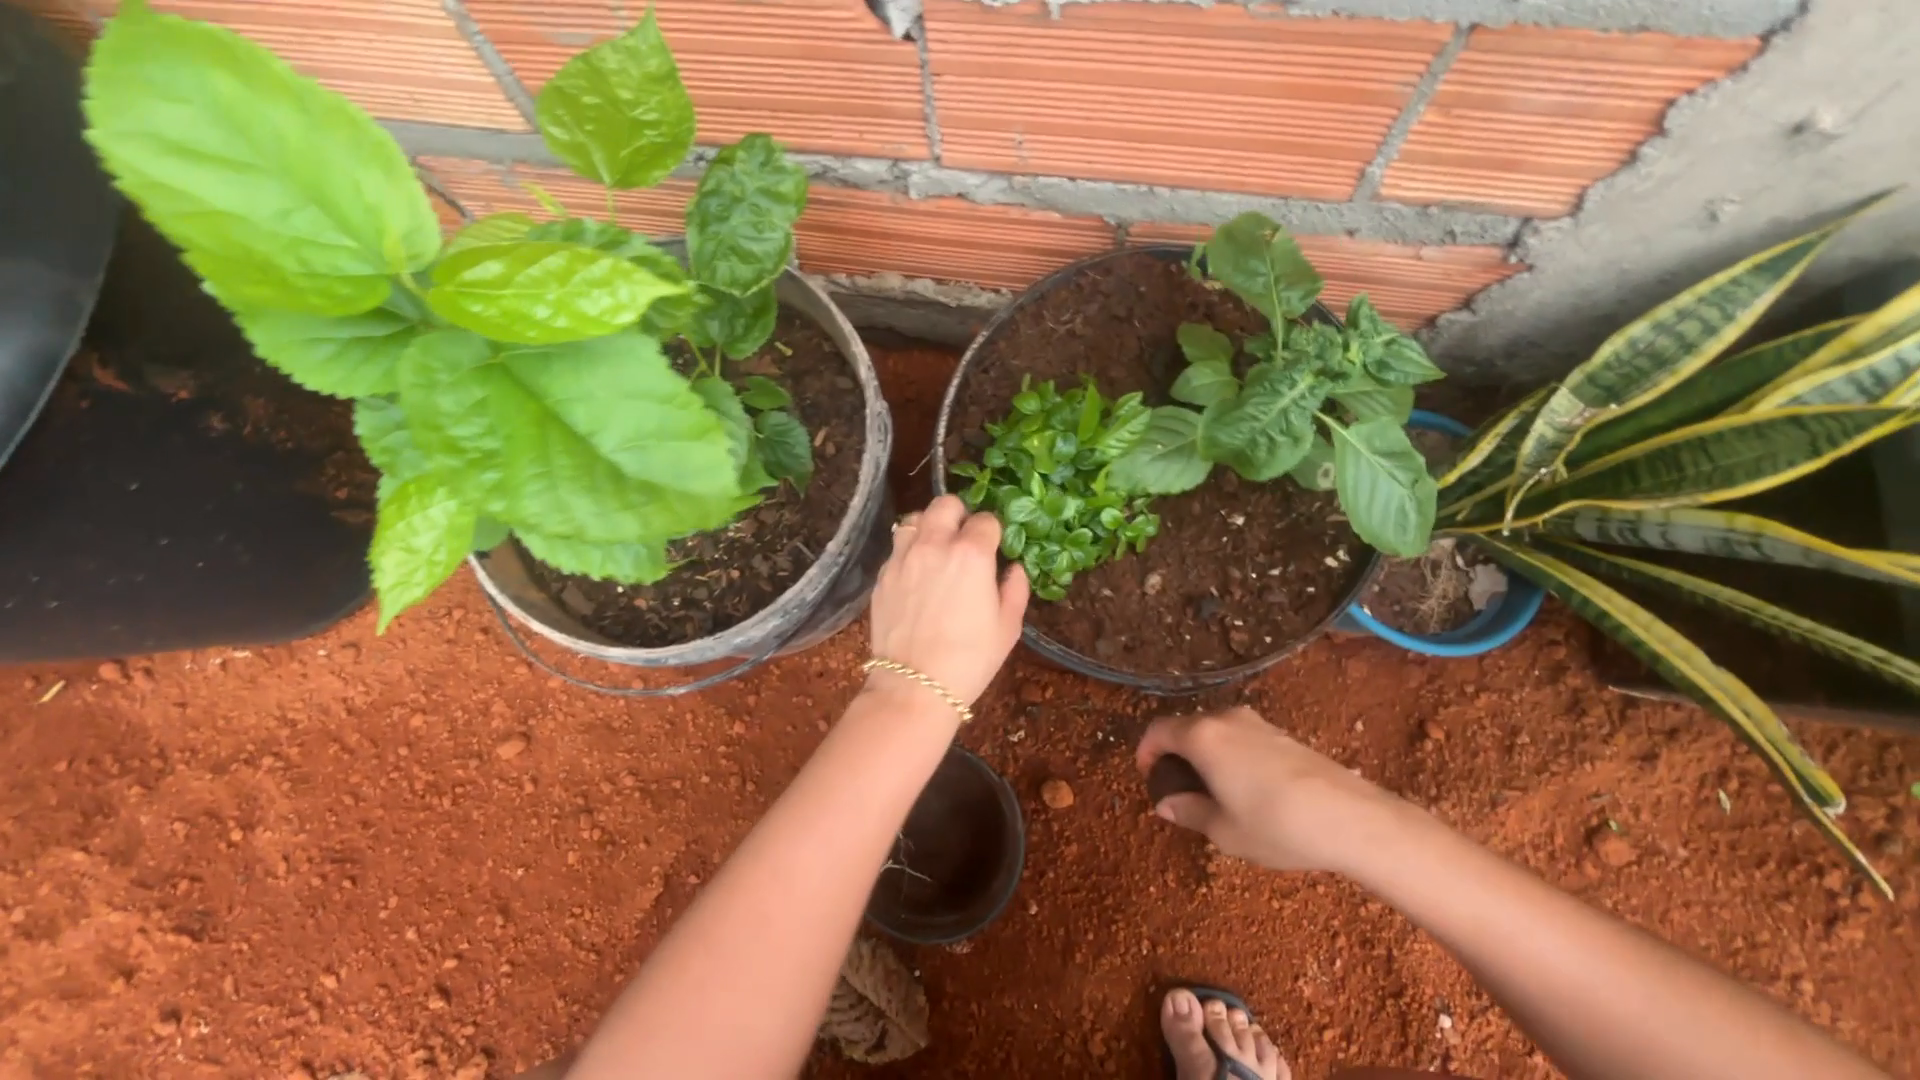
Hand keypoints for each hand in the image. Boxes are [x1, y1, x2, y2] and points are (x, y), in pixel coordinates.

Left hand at [867, 495, 1028, 709]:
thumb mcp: (1008, 627)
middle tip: (965, 538)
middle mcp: (934, 545)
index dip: (993, 533)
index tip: (995, 548)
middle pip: (945, 505)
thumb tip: (1013, 568)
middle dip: (959, 515)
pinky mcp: (882, 575)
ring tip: (937, 550)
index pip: (986, 520)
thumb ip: (1015, 589)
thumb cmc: (970, 659)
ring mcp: (902, 558)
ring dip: (929, 527)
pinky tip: (918, 575)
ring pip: (914, 519)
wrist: (915, 686)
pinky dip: (910, 552)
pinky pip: (897, 548)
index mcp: (971, 554)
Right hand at [1135, 707, 1407, 873]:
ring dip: (1204, 754)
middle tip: (1178, 789)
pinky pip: (1241, 737)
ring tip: (1211, 791)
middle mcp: (1226, 719)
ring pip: (1216, 731)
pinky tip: (1246, 789)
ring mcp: (1259, 723)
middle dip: (1175, 754)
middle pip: (1187, 727)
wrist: (1352, 818)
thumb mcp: (1224, 830)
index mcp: (1202, 736)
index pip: (1158, 730)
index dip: (1145, 752)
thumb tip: (1167, 804)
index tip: (1148, 778)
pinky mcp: (1284, 735)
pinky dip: (1230, 755)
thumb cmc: (1276, 825)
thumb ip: (1189, 811)